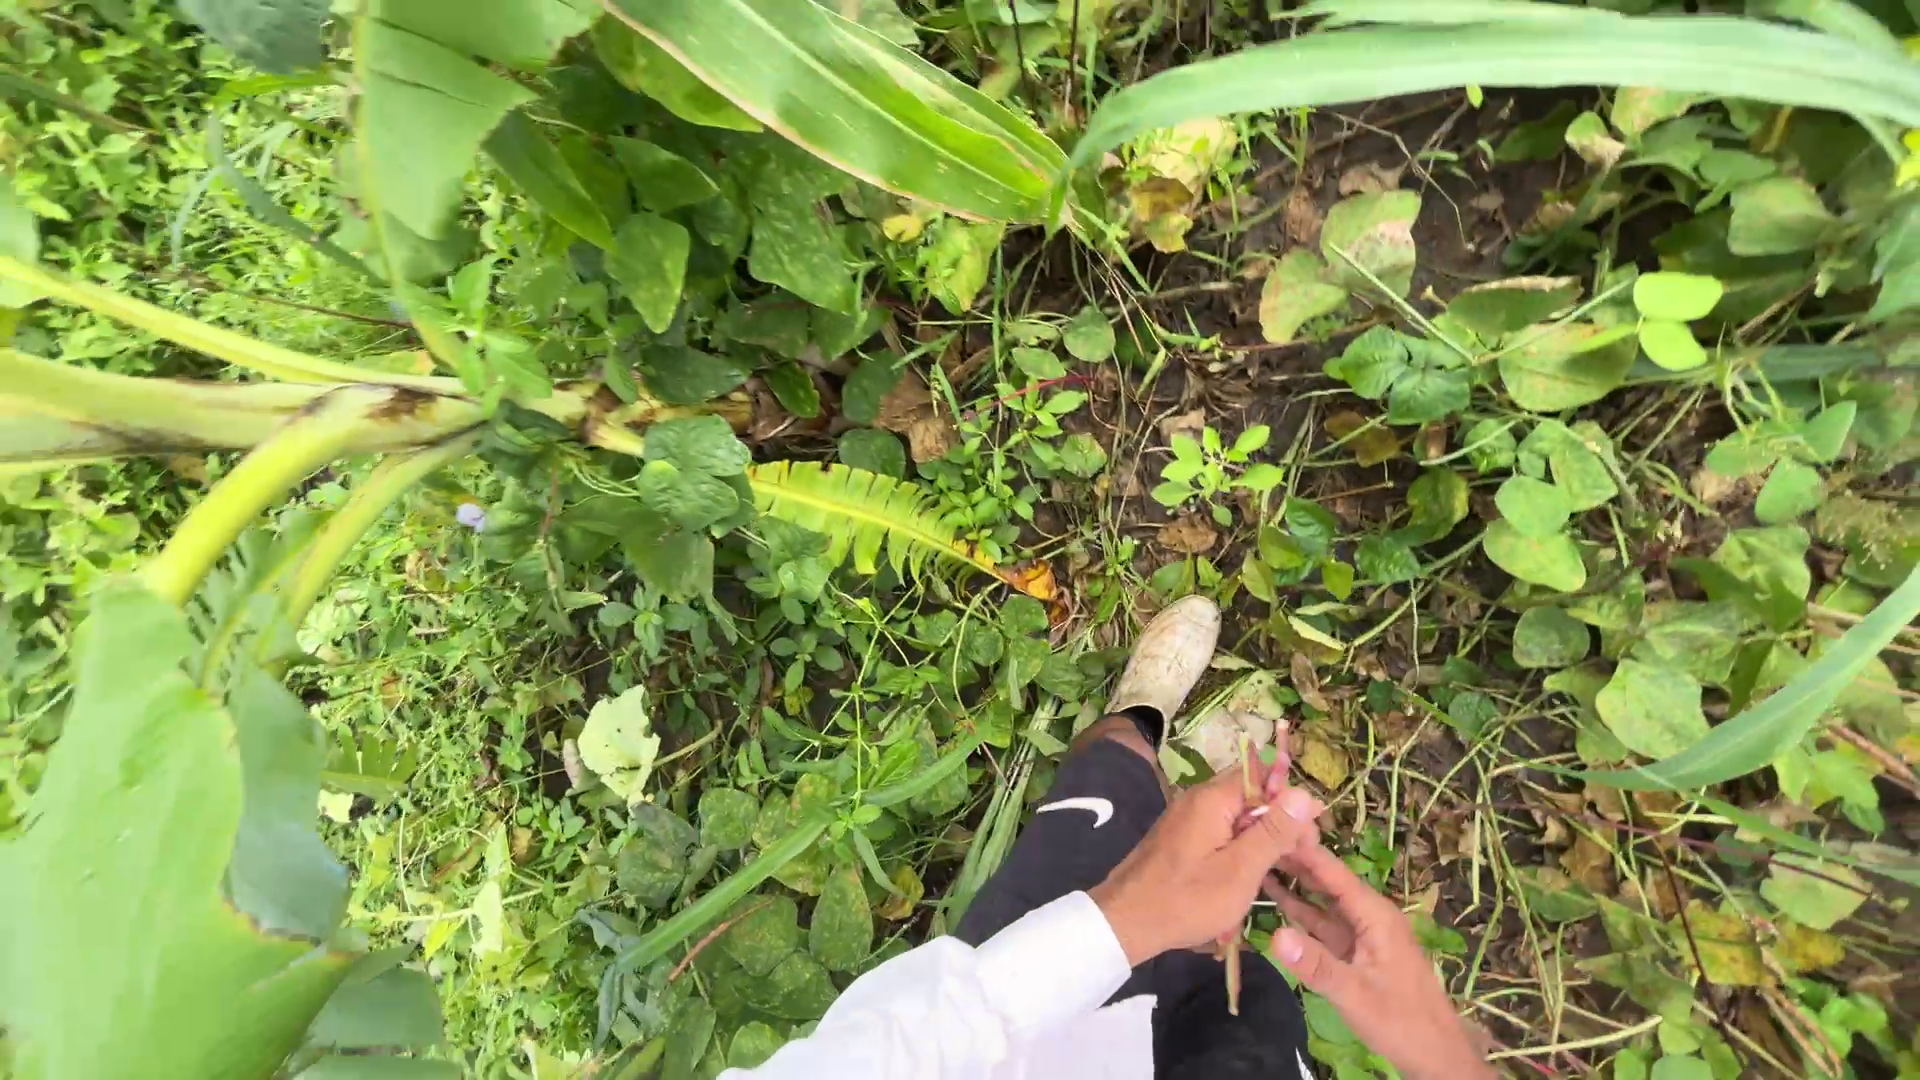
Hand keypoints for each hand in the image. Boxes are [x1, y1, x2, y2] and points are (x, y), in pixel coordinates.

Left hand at [1089, 751, 1321, 965]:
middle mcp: (1198, 798)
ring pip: (1237, 814)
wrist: (1129, 918)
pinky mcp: (1184, 835)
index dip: (1289, 801)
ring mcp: (1188, 816)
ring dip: (1262, 836)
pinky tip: (1254, 871)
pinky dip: (1241, 844)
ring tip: (1284, 868)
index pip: (1261, 776)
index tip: (1309, 835)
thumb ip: (1272, 830)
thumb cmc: (1188, 899)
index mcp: (1212, 798)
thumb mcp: (1240, 870)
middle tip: (1301, 858)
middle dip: (1279, 820)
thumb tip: (1304, 792)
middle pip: (1250, 794)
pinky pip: (1221, 828)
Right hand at [1265, 844, 1492, 1079]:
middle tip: (1253, 834)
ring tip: (1257, 855)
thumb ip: (1316, 965)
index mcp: (1375, 915)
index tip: (1270, 820)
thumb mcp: (1357, 997)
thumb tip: (1274, 935)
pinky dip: (1299, 907)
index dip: (1302, 846)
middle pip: (1325, 878)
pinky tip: (1274, 895)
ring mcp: (1362, 932)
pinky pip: (1322, 920)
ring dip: (1293, 879)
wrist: (1440, 1063)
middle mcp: (1369, 915)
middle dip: (1293, 857)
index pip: (1331, 870)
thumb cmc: (1404, 1025)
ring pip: (1322, 898)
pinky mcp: (1355, 950)